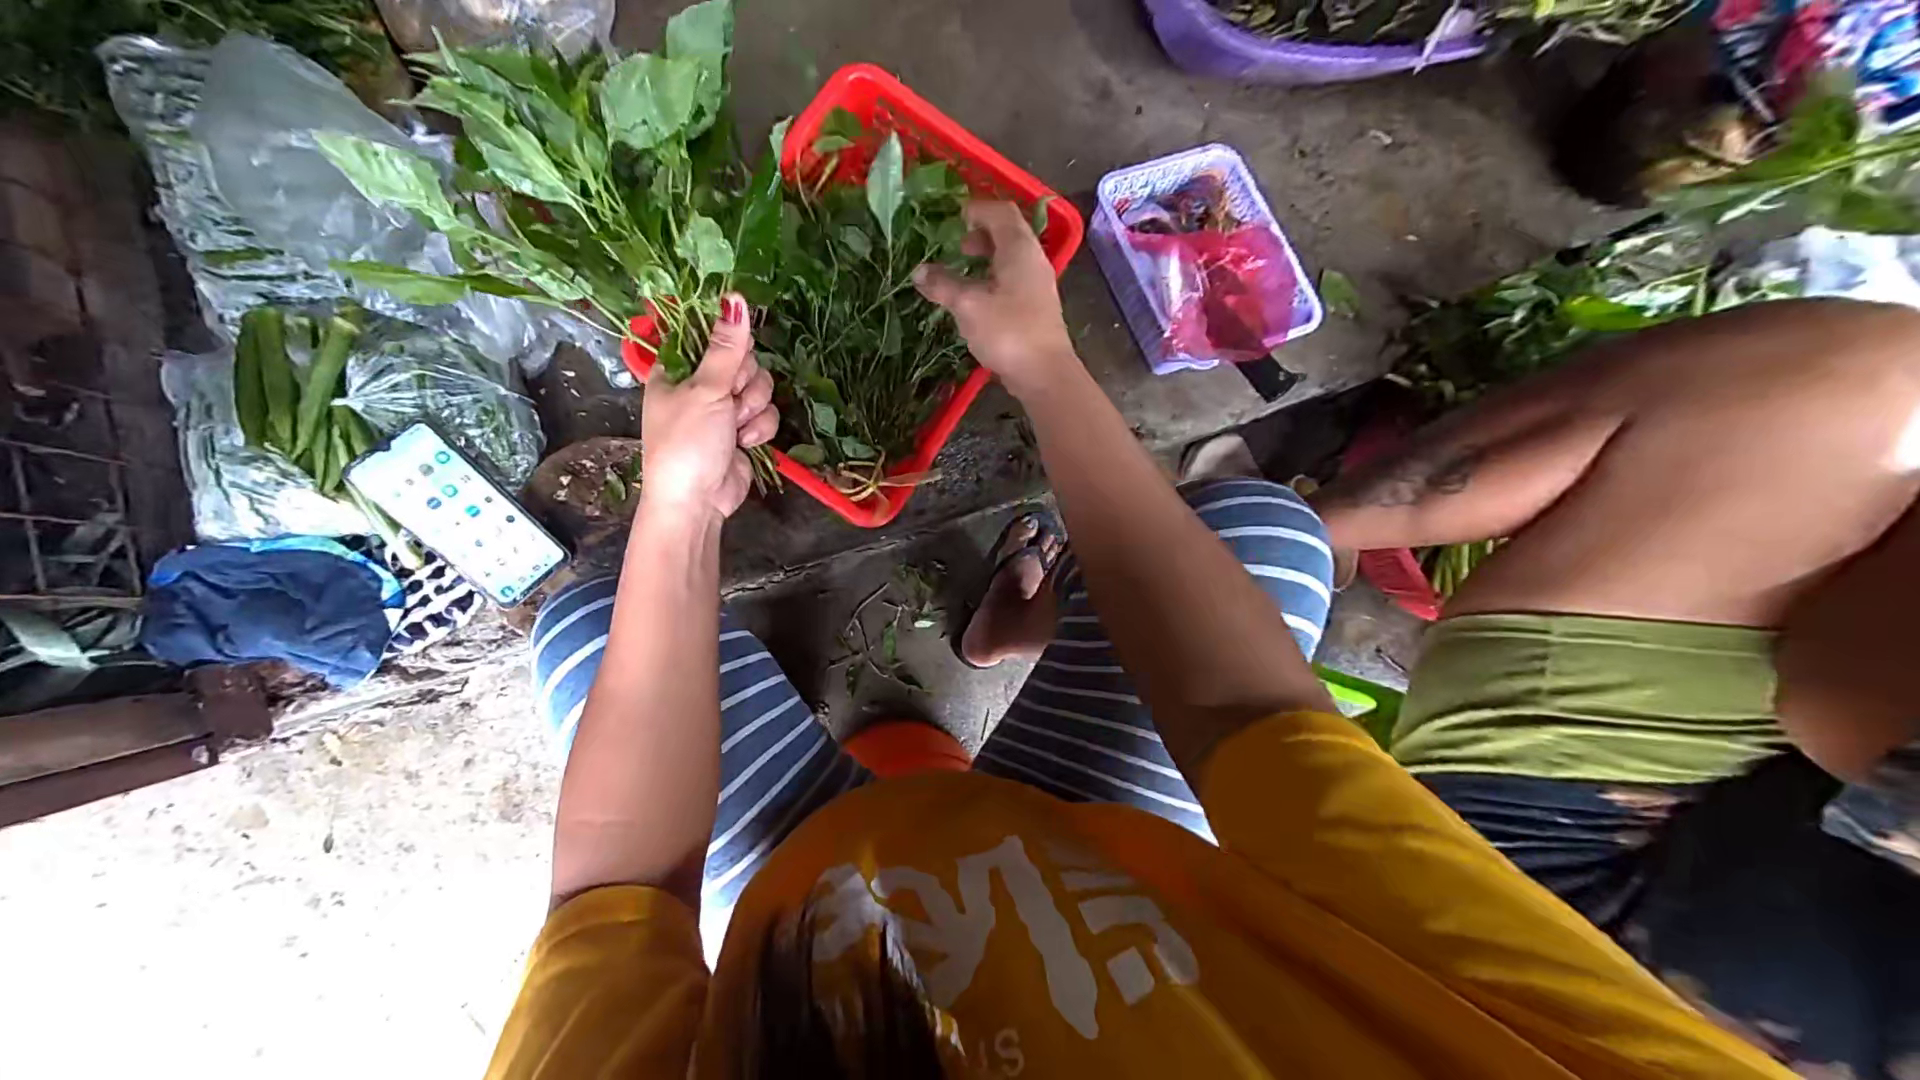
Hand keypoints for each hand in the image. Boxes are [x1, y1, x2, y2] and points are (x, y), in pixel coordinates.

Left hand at [640, 294, 777, 522]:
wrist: (696, 501)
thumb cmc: (687, 443)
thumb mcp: (705, 390)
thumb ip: (726, 347)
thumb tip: (736, 297)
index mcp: (677, 369)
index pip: (711, 336)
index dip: (727, 345)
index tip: (730, 359)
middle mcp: (701, 385)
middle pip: (744, 362)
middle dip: (744, 384)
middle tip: (728, 401)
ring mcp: (723, 409)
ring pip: (760, 389)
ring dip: (753, 410)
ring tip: (734, 428)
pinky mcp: (743, 431)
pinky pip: (766, 415)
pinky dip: (759, 429)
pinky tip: (745, 444)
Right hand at [913, 201, 1079, 399]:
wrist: (1044, 374)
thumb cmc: (1008, 332)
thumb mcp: (968, 305)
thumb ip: (943, 285)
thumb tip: (919, 271)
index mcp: (1019, 249)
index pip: (1001, 212)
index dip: (977, 209)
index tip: (954, 217)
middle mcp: (1033, 261)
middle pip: (1009, 234)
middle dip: (982, 235)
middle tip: (958, 246)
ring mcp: (1038, 286)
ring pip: (1012, 260)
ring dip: (988, 260)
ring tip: (964, 273)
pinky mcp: (1037, 310)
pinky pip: (1014, 282)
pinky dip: (994, 280)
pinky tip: (978, 300)